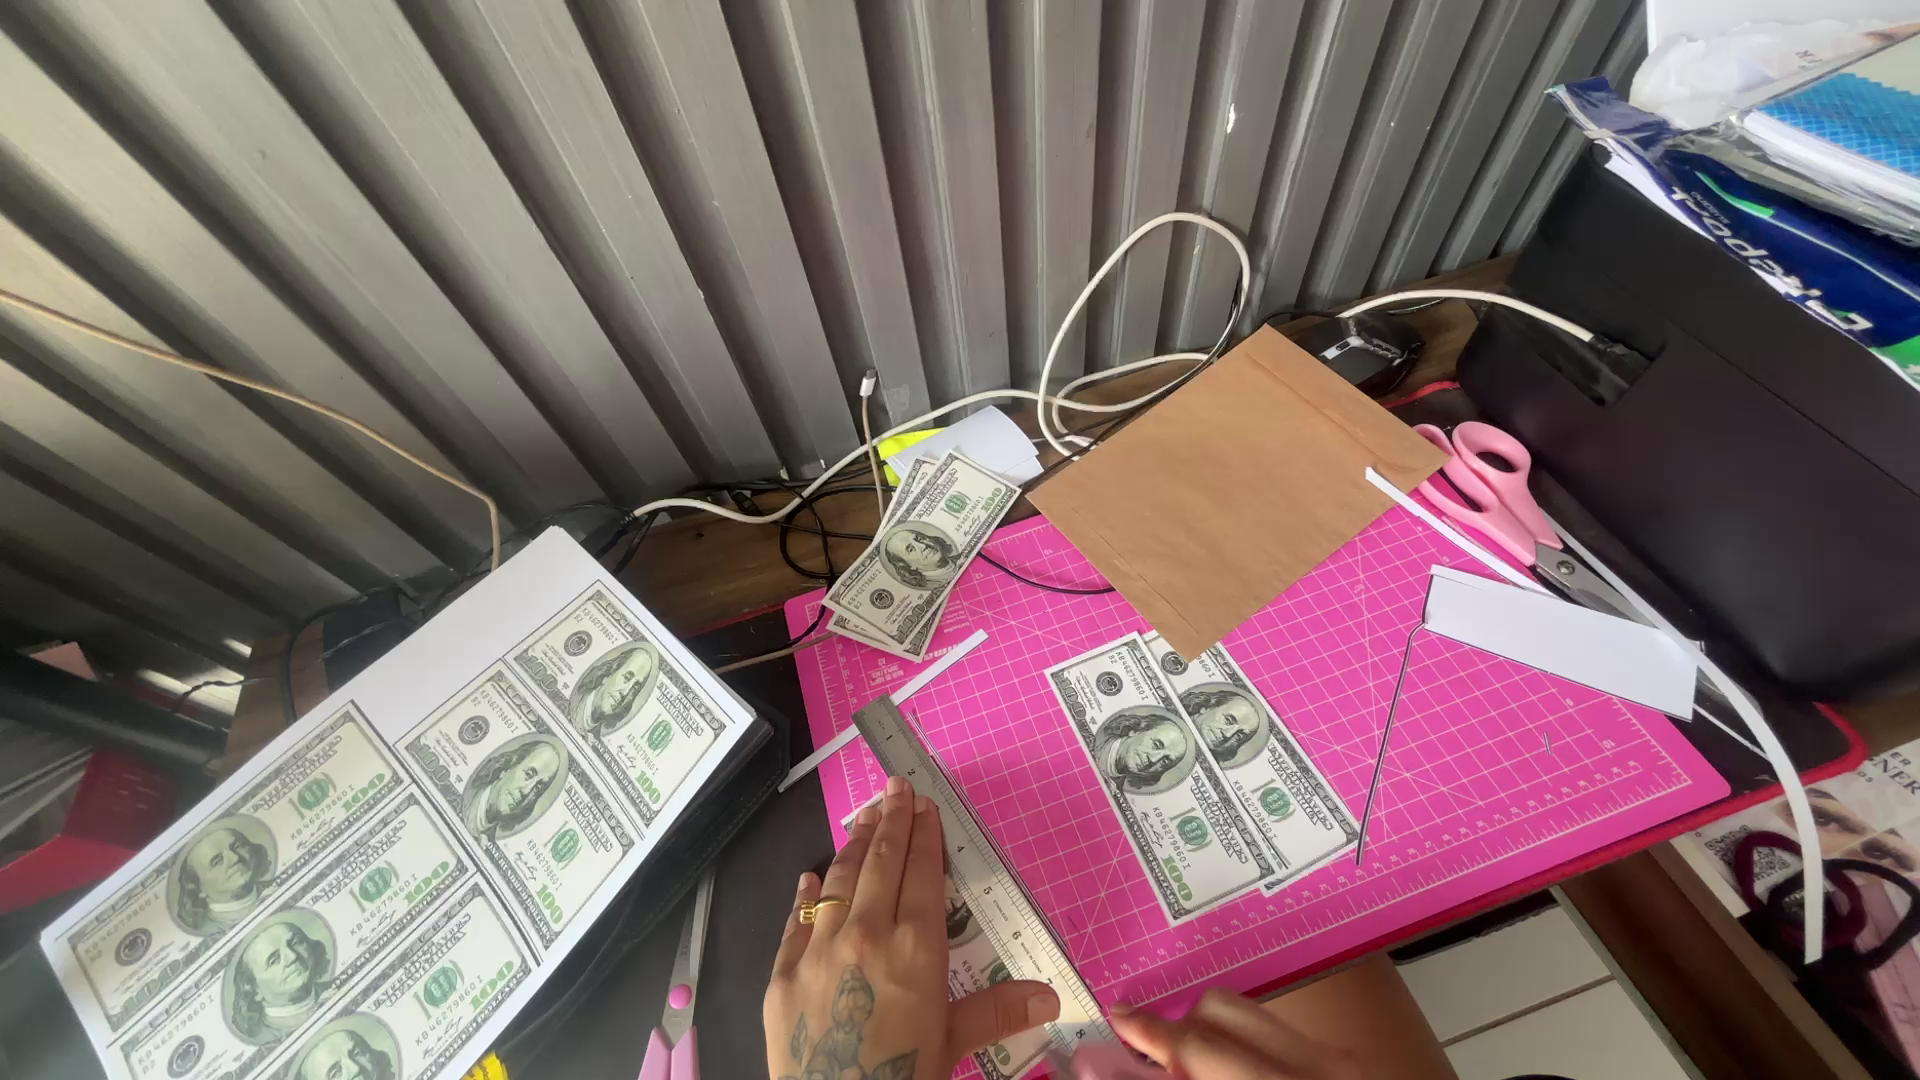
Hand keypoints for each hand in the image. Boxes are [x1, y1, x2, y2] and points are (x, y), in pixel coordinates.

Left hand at [764, 776, 1060, 1079]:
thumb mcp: (953, 1046)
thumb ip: (997, 1010)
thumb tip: (1053, 995)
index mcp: (915, 946)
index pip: (922, 872)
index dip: (925, 835)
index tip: (924, 804)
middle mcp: (865, 933)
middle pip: (881, 862)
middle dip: (891, 821)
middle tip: (895, 787)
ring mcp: (817, 950)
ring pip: (839, 880)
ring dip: (855, 843)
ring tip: (865, 816)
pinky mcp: (780, 974)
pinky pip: (795, 922)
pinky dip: (805, 894)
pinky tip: (809, 876)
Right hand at [1110, 989, 1363, 1078]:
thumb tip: (1144, 1070)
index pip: (1199, 1044)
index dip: (1148, 1029)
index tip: (1118, 1015)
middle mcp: (1315, 1065)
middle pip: (1219, 1009)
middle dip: (1180, 1027)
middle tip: (1158, 1059)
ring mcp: (1338, 1059)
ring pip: (1249, 1014)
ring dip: (1213, 1035)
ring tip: (1201, 1072)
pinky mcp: (1349, 1062)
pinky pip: (1278, 1033)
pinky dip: (1247, 1047)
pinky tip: (1240, 1077)